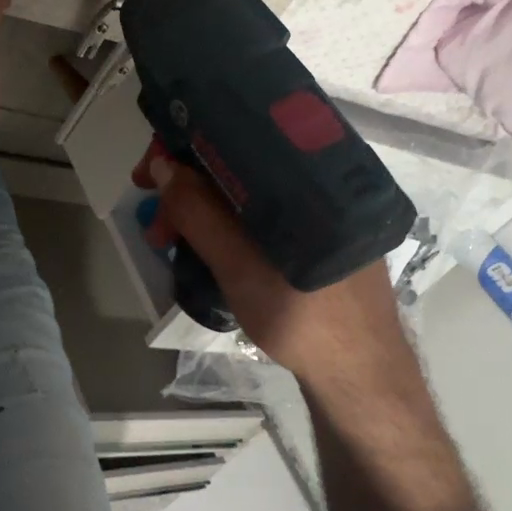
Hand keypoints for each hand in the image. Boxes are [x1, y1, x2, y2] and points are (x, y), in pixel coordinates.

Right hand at [133, 140, 403, 382]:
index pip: (240, 132)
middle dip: (185, 181)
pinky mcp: (318, 234)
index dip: (187, 142)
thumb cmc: (303, 320)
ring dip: (200, 204)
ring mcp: (323, 209)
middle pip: (239, 159)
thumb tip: (165, 166)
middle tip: (153, 213)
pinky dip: (226, 217)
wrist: (361, 378)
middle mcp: (322, 180)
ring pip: (247, 186)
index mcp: (314, 174)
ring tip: (169, 239)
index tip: (150, 169)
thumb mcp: (239, 267)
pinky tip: (203, 241)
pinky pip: (262, 209)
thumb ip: (199, 213)